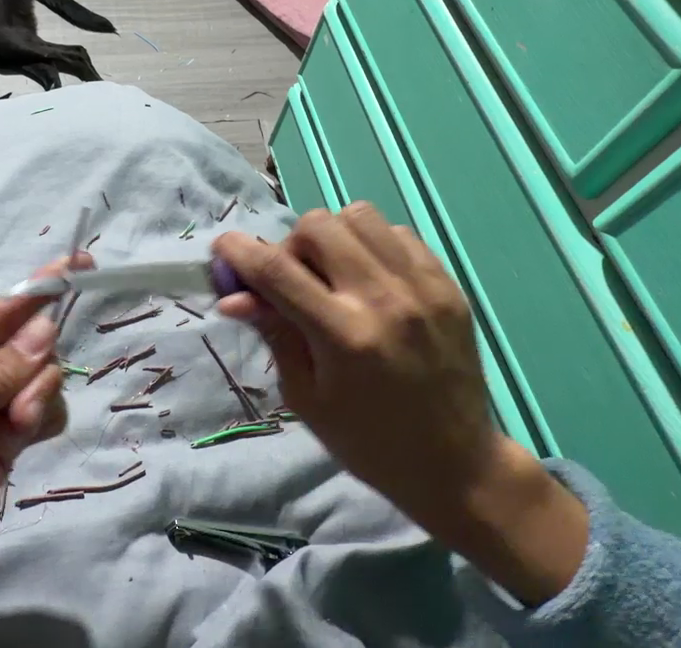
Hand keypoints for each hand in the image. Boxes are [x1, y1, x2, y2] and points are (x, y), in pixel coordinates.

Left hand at [0, 255, 86, 647]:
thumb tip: (46, 328)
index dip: (36, 290)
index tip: (78, 265)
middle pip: (25, 343)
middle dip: (33, 367)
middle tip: (22, 406)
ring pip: (40, 378)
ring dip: (37, 399)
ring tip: (16, 431)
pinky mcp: (8, 437)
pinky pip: (45, 411)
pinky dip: (42, 421)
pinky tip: (20, 443)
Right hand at [214, 204, 586, 604]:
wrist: (457, 464)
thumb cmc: (366, 441)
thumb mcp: (305, 395)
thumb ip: (274, 333)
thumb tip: (234, 295)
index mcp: (344, 337)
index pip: (276, 270)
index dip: (239, 251)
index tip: (223, 247)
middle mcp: (384, 300)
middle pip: (317, 225)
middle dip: (291, 246)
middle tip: (294, 281)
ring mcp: (422, 288)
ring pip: (359, 216)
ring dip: (333, 237)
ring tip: (335, 274)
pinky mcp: (448, 285)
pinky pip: (397, 232)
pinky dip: (372, 244)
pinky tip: (371, 279)